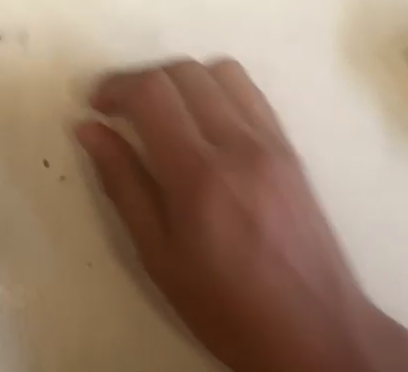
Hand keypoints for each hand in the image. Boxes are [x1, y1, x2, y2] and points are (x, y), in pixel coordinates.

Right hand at [77, 59, 407, 371]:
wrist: (318, 335)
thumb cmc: (226, 306)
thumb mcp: (158, 256)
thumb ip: (122, 183)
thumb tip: (89, 129)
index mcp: (198, 174)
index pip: (151, 91)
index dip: (115, 85)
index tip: (97, 106)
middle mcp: (236, 144)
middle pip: (181, 71)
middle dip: (142, 80)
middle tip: (122, 111)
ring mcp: (269, 141)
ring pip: (217, 71)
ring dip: (181, 79)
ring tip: (164, 113)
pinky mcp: (289, 146)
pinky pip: (249, 90)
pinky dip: (217, 88)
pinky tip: (204, 121)